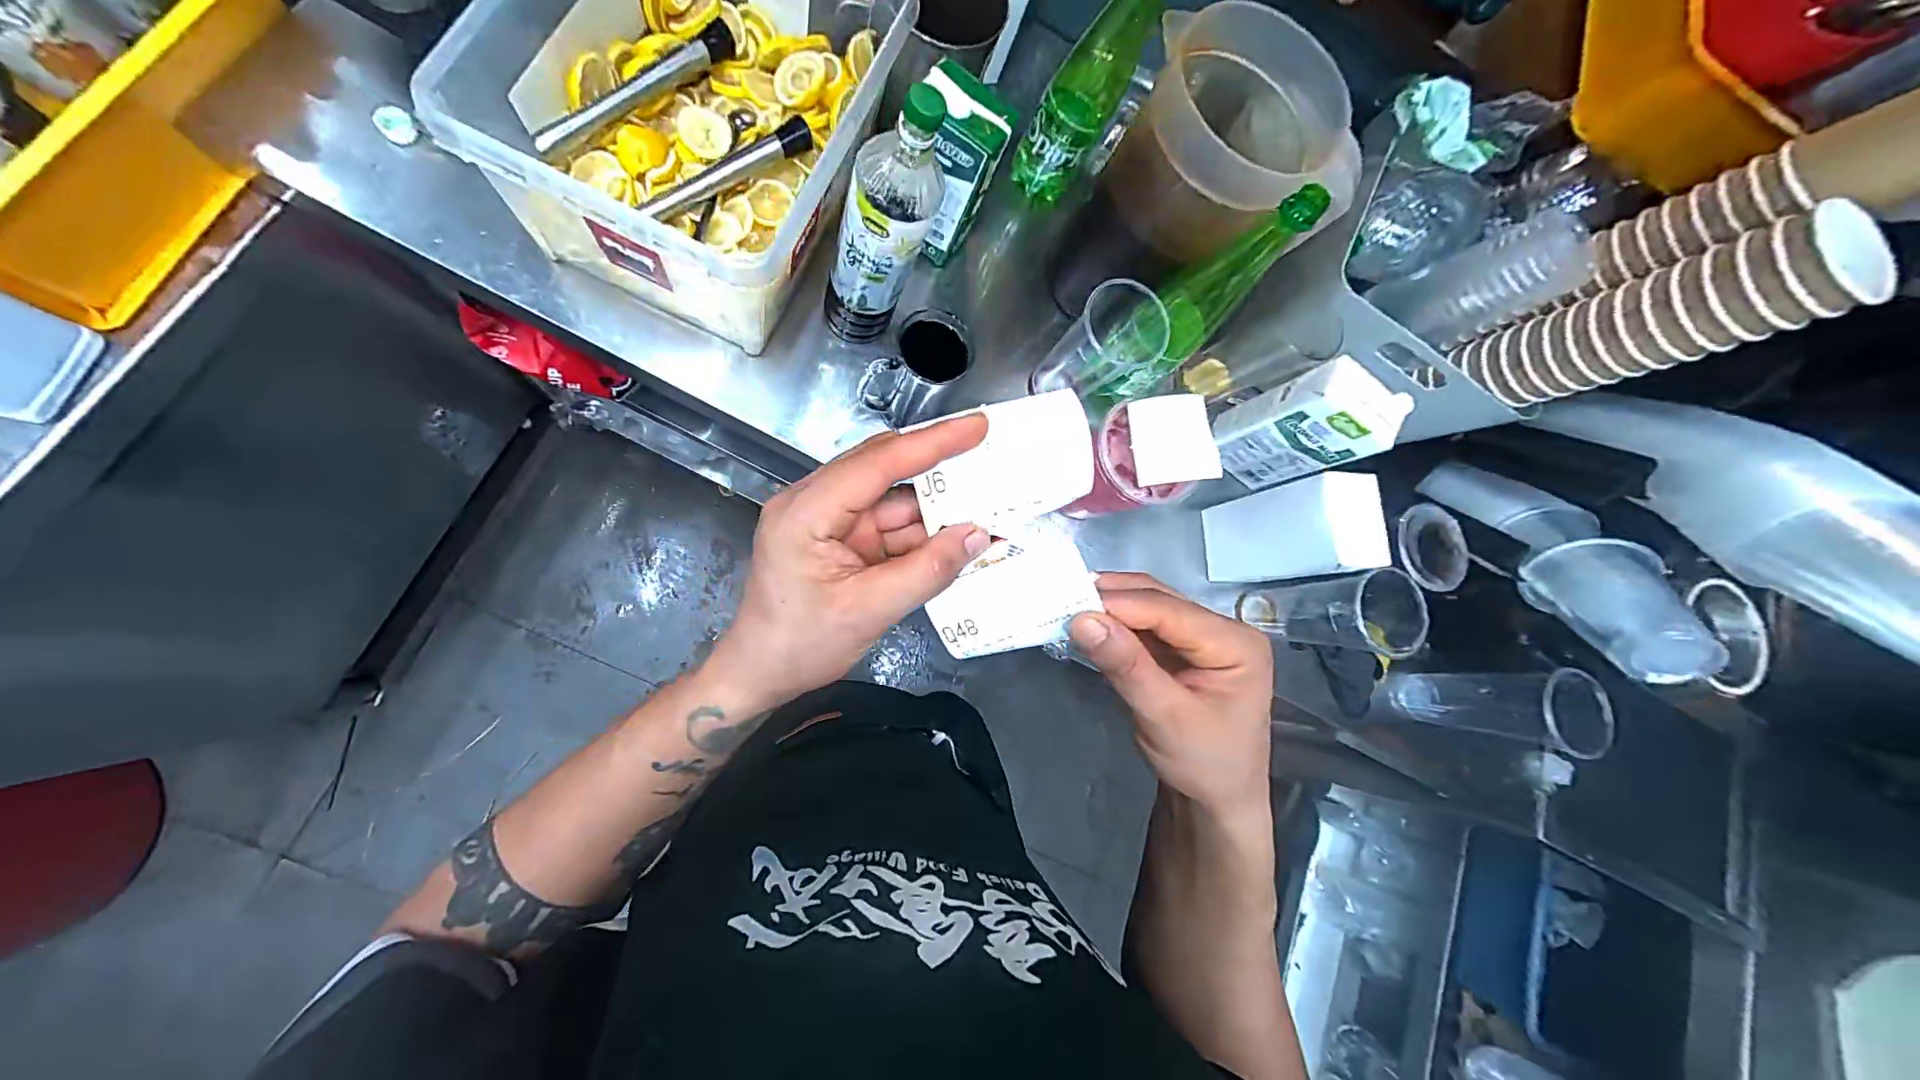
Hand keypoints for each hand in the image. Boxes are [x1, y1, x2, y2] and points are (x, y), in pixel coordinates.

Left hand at [705, 415, 990, 710]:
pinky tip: (957, 535)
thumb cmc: (798, 645)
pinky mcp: (842, 540)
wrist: (762, 672)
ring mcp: (830, 522)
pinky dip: (924, 533)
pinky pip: (891, 526)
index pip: (877, 464)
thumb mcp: (868, 610)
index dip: (931, 443)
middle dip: (939, 466)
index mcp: (806, 512)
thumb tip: (976, 536)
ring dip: (937, 507)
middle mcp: (815, 504)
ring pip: (894, 501)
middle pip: (885, 472)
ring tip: (986, 503)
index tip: (975, 427)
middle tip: (989, 452)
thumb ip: (928, 571)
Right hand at [1069, 573, 1274, 816]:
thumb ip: (1127, 666)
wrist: (1217, 800)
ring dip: (1109, 606)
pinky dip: (1114, 623)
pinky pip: (1142, 625)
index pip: (1170, 611)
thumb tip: (1083, 620)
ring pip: (1148, 606)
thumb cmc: (1204, 764)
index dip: (1121, 604)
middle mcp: (1222, 629)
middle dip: (1112, 598)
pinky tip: (1088, 624)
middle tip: (1064, 599)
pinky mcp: (1179, 648)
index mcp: (1236, 643)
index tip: (1072, 605)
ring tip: (1069, 607)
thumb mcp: (1164, 717)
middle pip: (1159, 599)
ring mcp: (1201, 637)